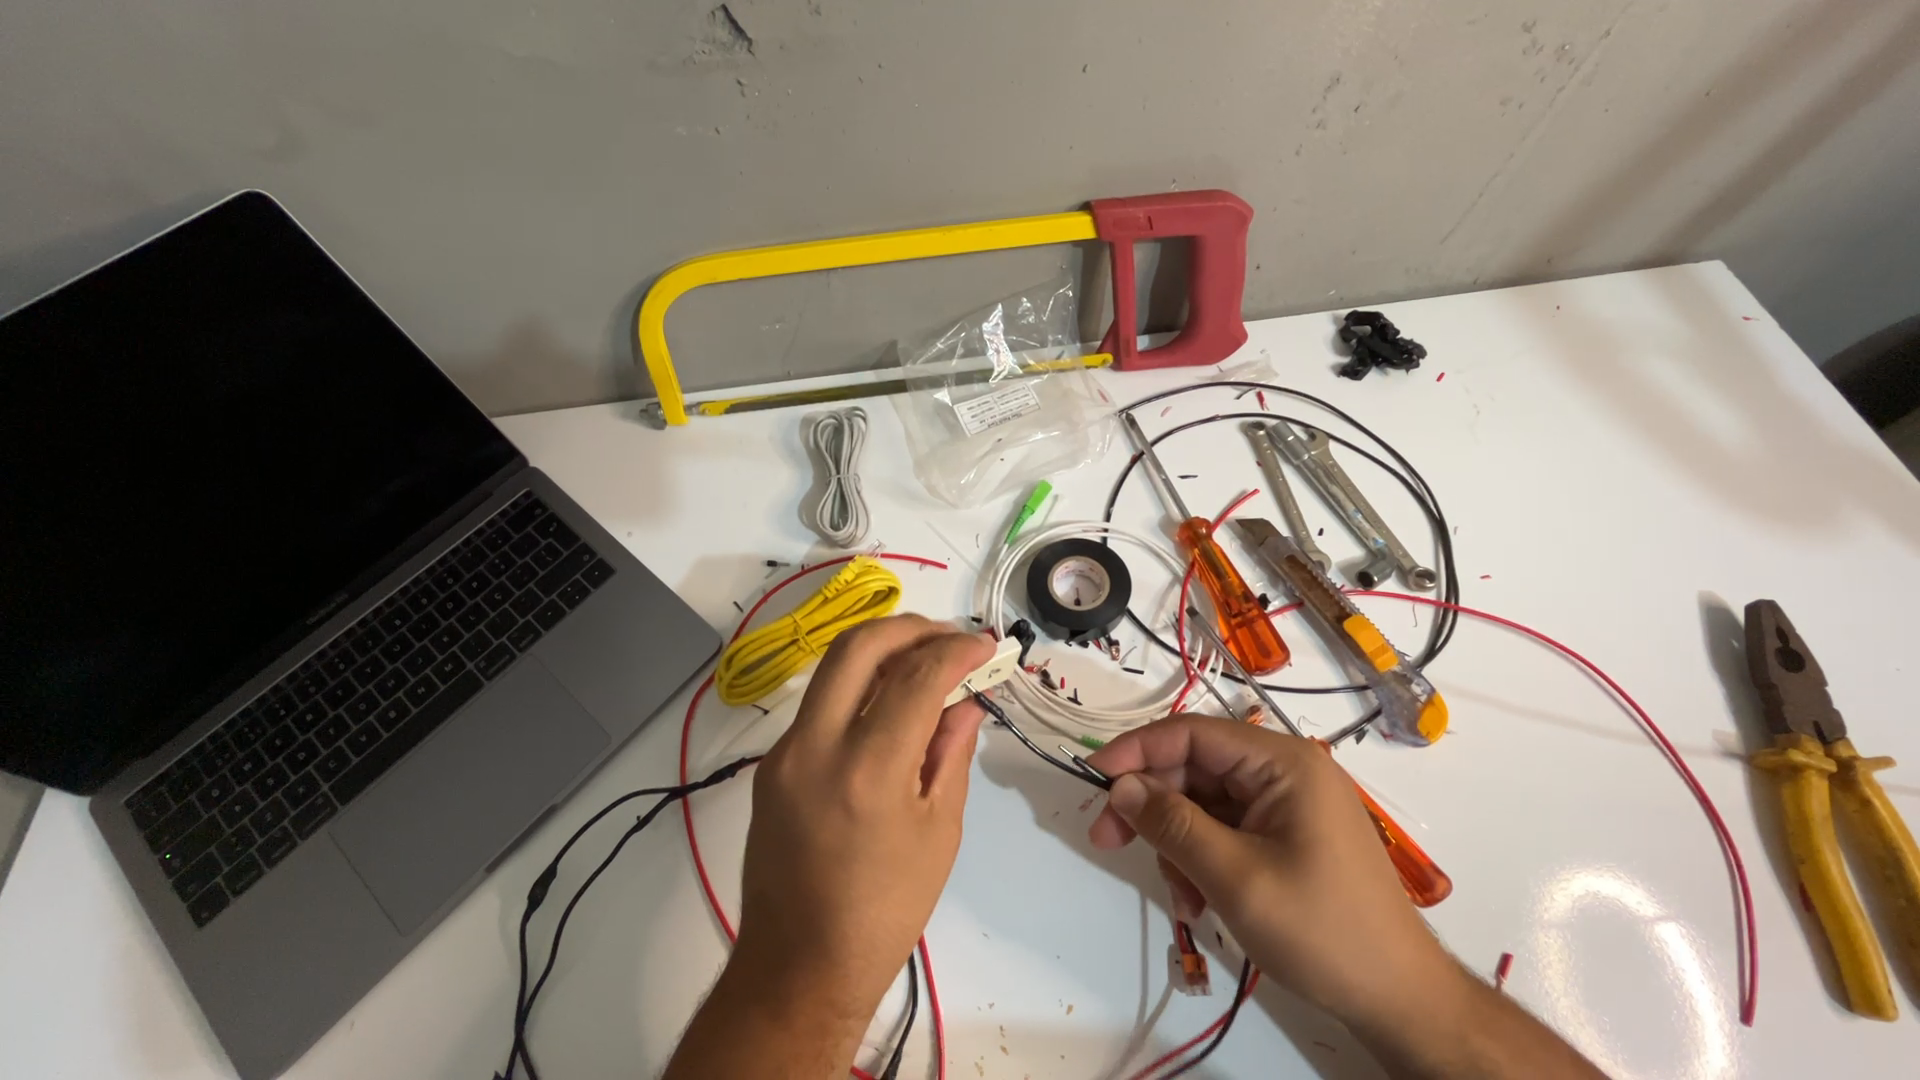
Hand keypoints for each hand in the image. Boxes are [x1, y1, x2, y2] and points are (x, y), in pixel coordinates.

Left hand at [732, 615, 992, 1016]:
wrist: (800, 965)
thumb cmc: (886, 909)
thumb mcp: (938, 831)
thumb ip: (950, 753)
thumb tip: (966, 702)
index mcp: (868, 770)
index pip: (917, 679)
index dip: (956, 652)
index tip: (984, 645)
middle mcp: (816, 747)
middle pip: (857, 648)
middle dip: (909, 628)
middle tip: (947, 636)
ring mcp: (784, 753)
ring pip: (831, 672)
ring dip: (879, 653)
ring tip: (922, 663)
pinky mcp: (770, 766)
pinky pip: (818, 708)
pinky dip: (856, 692)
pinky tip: (886, 709)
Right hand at [1086, 714, 1456, 1030]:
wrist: (1397, 999)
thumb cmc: (1321, 930)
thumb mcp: (1234, 877)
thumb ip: (1171, 824)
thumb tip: (1120, 786)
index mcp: (1283, 763)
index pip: (1193, 734)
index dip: (1137, 750)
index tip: (1093, 779)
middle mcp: (1284, 772)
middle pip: (1194, 769)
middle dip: (1152, 808)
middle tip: (1107, 842)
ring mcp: (1286, 805)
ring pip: (1203, 804)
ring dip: (1178, 845)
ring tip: (1182, 899)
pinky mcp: (1285, 835)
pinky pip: (1224, 831)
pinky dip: (1201, 860)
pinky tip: (1199, 903)